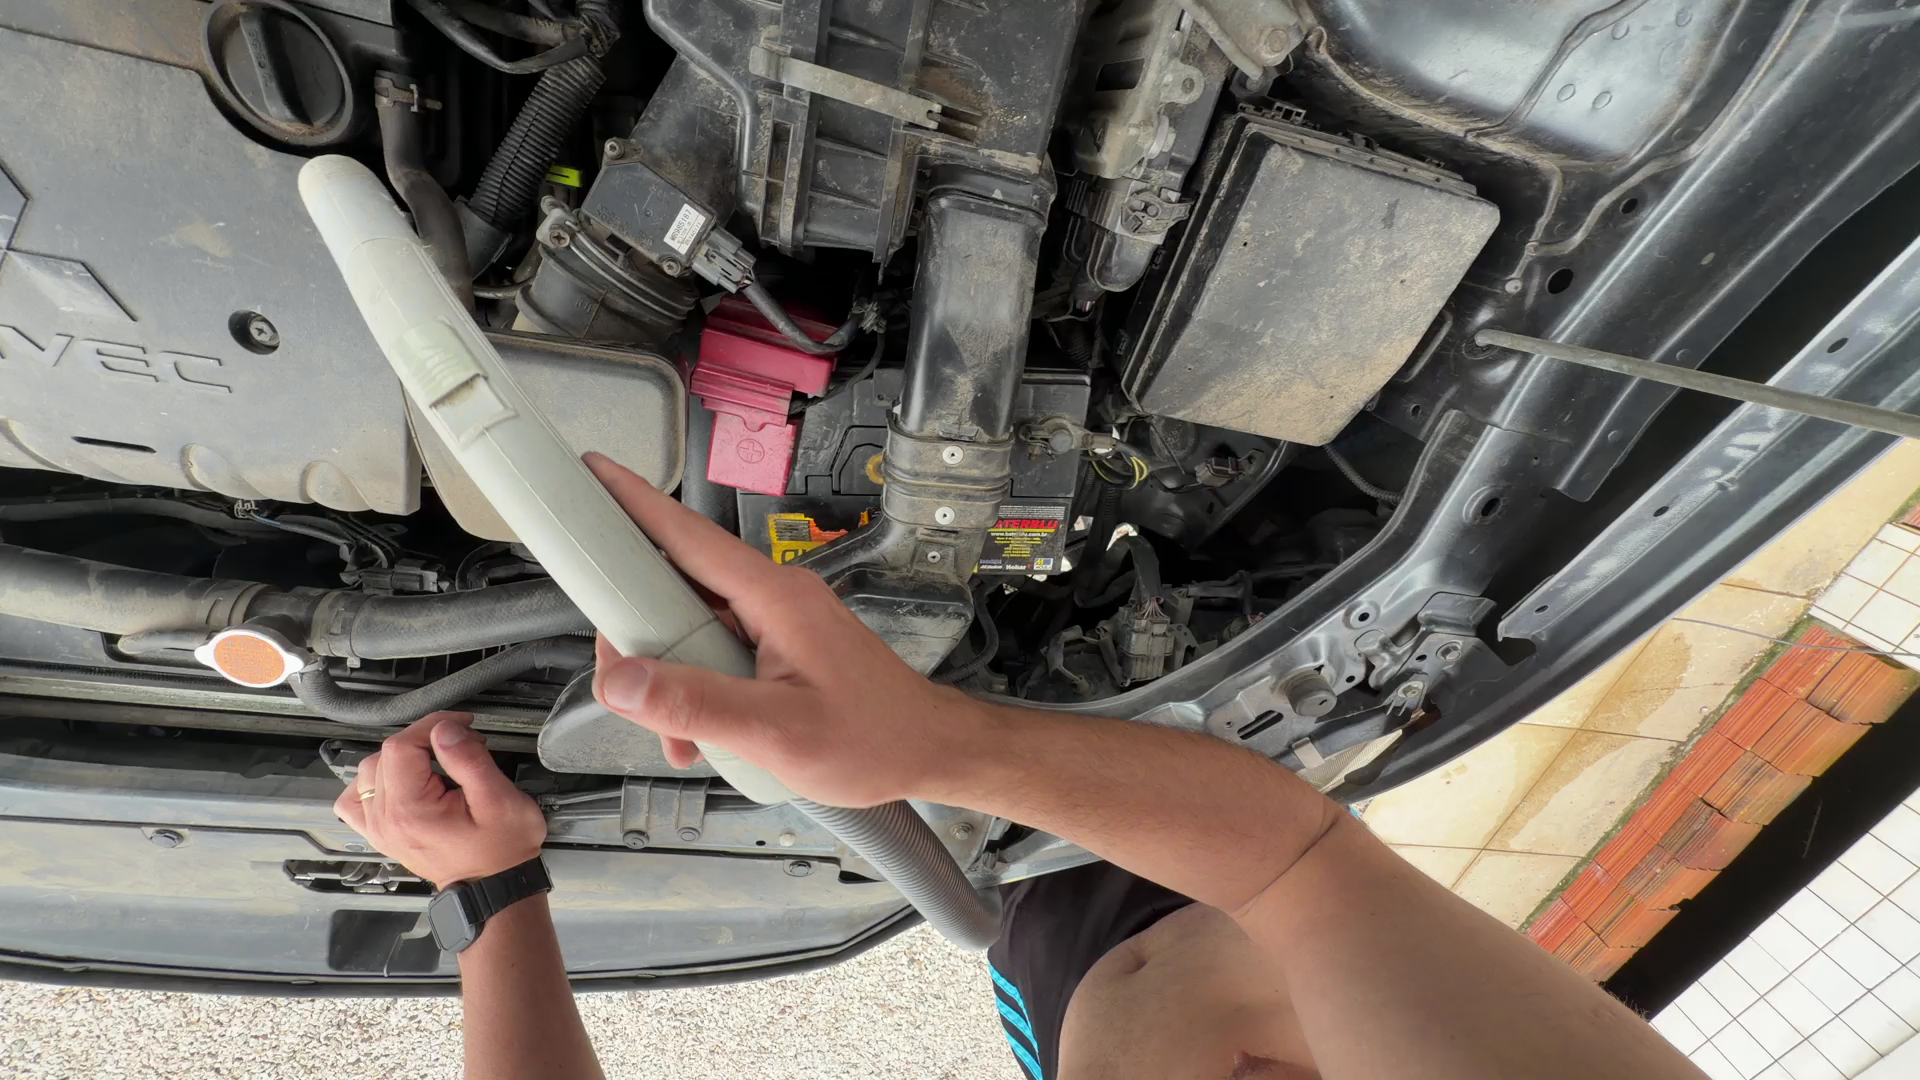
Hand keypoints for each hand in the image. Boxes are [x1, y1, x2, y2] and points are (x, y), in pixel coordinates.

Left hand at [334, 712, 545, 887]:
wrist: (493, 884)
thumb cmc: (502, 845)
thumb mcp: (498, 798)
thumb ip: (469, 760)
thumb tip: (446, 730)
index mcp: (410, 811)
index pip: (400, 747)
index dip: (431, 725)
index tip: (463, 724)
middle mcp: (384, 821)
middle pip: (383, 755)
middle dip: (424, 737)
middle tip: (462, 742)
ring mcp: (377, 829)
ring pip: (367, 772)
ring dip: (402, 756)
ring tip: (438, 758)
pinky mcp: (381, 833)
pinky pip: (357, 799)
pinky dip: (376, 780)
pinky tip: (404, 779)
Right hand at [584, 453, 991, 807]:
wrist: (928, 751)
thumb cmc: (874, 738)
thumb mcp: (776, 731)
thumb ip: (696, 703)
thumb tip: (620, 679)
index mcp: (775, 596)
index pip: (690, 536)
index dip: (634, 503)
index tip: (590, 474)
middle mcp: (775, 596)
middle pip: (678, 587)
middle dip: (639, 635)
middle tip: (625, 688)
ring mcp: (779, 621)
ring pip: (694, 627)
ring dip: (670, 676)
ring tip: (677, 734)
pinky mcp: (781, 647)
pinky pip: (720, 652)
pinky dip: (699, 689)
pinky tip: (702, 736)